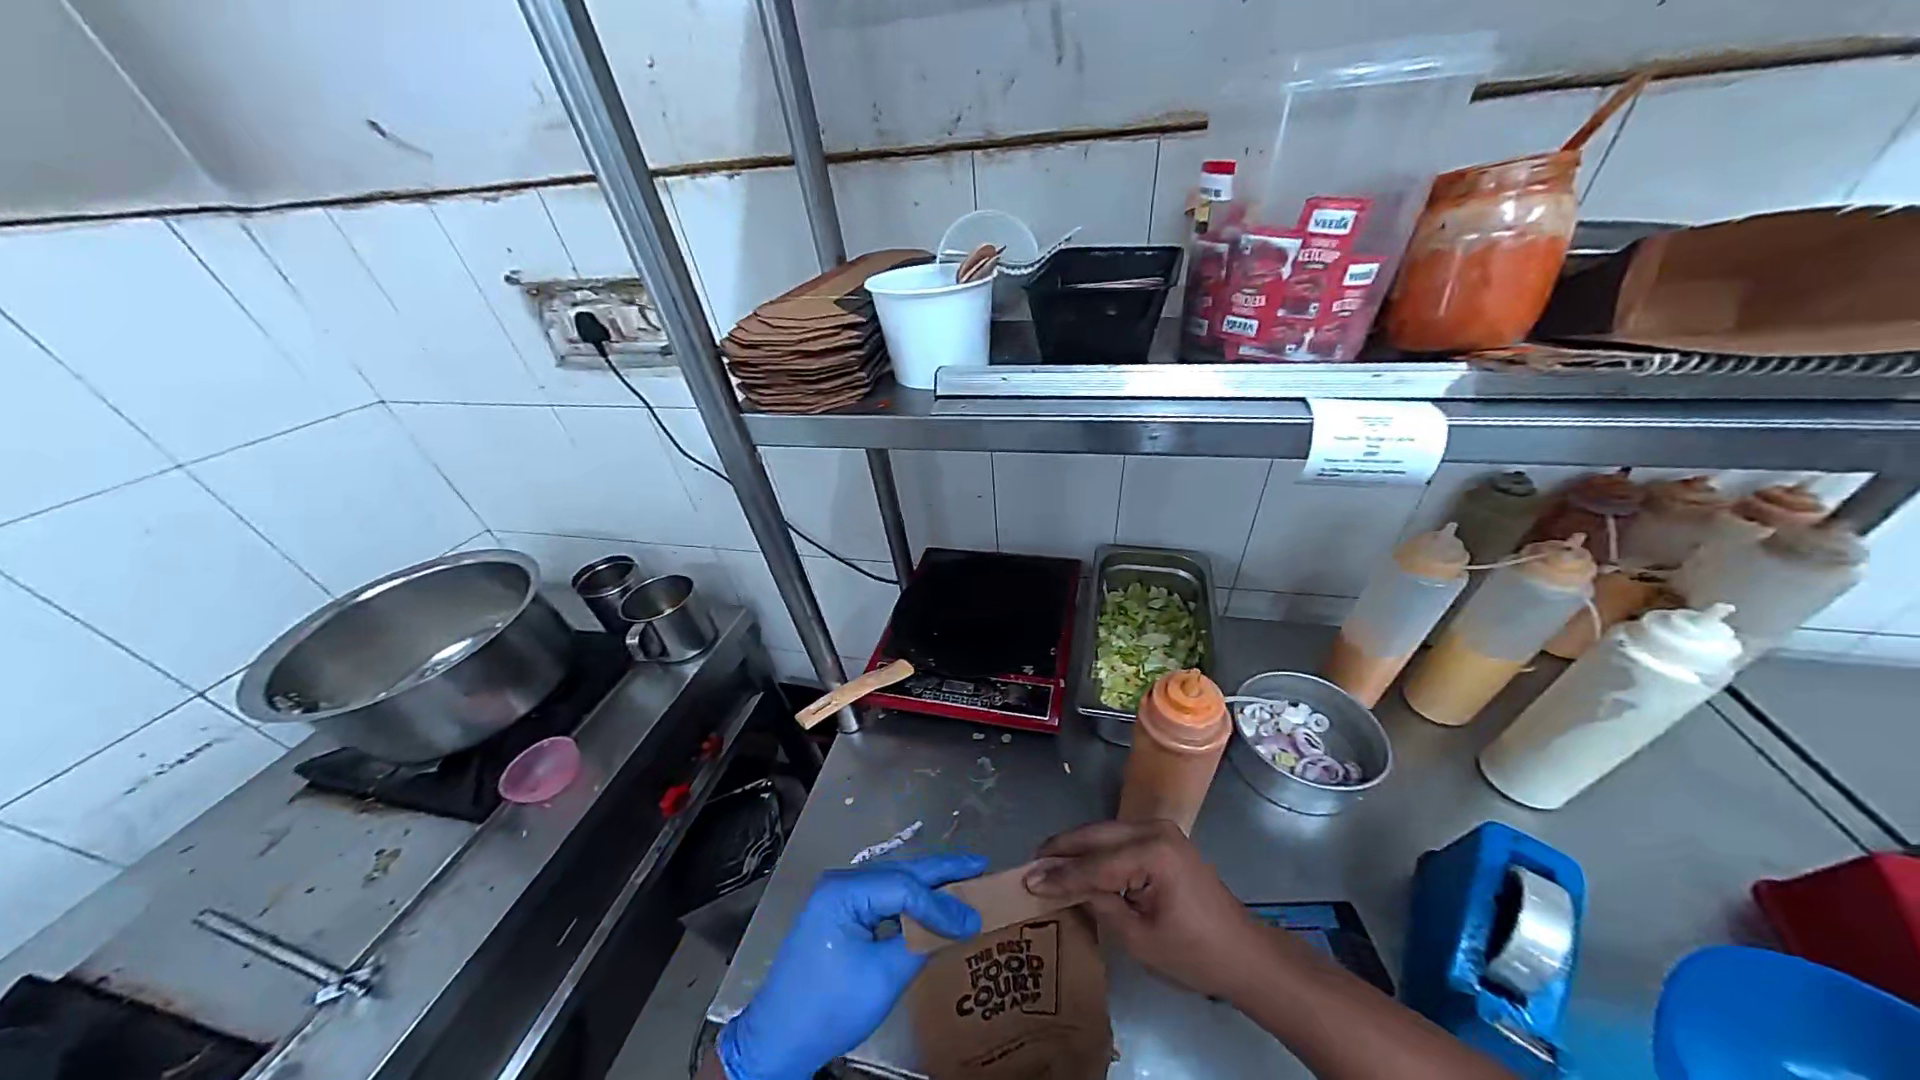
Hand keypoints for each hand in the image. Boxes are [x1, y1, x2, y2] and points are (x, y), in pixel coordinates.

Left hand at [719, 853, 986, 1079]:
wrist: (778, 1040)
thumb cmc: (829, 1007)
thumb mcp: (883, 976)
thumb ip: (923, 940)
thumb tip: (962, 921)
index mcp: (844, 891)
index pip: (905, 887)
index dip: (942, 901)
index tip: (974, 918)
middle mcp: (840, 883)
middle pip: (900, 873)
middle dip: (941, 871)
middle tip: (979, 865)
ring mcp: (838, 897)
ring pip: (893, 882)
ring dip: (928, 884)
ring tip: (964, 877)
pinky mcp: (840, 913)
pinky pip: (882, 898)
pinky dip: (910, 901)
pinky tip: (932, 901)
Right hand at [1023, 820, 1268, 1000]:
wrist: (1244, 954)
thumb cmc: (1194, 954)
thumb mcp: (1138, 938)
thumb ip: (1097, 902)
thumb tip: (1055, 885)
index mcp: (1153, 853)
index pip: (1094, 863)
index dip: (1059, 874)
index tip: (1027, 879)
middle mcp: (1155, 830)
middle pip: (1096, 835)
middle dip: (1062, 848)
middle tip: (1031, 862)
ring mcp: (1161, 830)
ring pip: (1105, 832)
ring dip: (1077, 846)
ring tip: (1047, 862)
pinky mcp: (1163, 838)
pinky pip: (1120, 838)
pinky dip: (1096, 848)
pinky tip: (1079, 861)